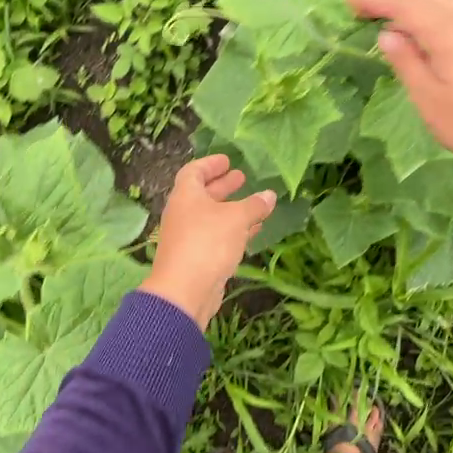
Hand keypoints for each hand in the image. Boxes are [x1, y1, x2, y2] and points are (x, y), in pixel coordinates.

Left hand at [139, 155, 276, 328]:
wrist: (184, 291)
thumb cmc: (207, 243)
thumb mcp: (236, 219)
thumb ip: (254, 205)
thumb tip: (269, 195)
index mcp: (185, 196)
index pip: (193, 172)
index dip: (210, 164)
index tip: (227, 160)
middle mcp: (183, 214)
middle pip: (202, 195)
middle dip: (223, 186)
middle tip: (242, 178)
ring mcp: (188, 238)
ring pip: (212, 218)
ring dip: (232, 211)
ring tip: (255, 205)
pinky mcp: (197, 259)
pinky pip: (216, 238)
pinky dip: (233, 232)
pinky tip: (252, 232)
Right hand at [348, 0, 452, 194]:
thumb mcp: (429, 100)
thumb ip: (407, 63)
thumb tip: (387, 35)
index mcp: (450, 33)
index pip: (406, 5)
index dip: (377, 1)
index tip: (349, 0)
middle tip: (363, 7)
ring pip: (443, 1)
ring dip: (413, 2)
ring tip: (388, 16)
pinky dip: (432, 11)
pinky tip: (422, 30)